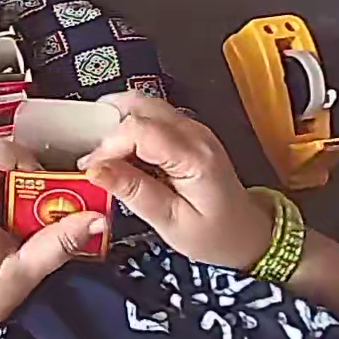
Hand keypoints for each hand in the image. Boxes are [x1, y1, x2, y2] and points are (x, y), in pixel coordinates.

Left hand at [0, 140, 107, 338]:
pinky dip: (24, 199)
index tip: (43, 179)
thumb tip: (99, 218)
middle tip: (58, 196)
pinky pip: (2, 190)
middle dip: (33, 172)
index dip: (17, 155)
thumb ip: (59, 244)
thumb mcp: (22, 274)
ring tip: (51, 210)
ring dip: (32, 187)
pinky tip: (37, 222)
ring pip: (3, 173)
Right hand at [78, 92, 272, 270]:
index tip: (91, 169)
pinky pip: (150, 113)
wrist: (247, 233)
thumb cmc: (213, 235)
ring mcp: (191, 126)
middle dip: (108, 130)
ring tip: (102, 154)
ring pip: (143, 103)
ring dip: (116, 123)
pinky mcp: (185, 129)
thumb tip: (96, 170)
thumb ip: (133, 192)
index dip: (108, 146)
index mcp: (194, 156)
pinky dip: (127, 125)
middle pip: (139, 107)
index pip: (140, 130)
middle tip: (93, 161)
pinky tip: (120, 152)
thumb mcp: (170, 223)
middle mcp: (194, 132)